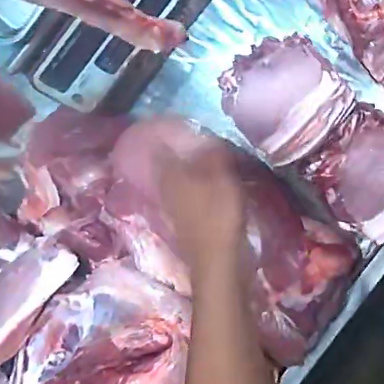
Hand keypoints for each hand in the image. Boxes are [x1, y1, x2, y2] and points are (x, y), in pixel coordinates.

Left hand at [157, 136, 245, 272]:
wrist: (217, 259)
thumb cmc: (220, 215)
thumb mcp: (223, 179)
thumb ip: (214, 157)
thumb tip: (206, 137)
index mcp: (172, 176)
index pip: (160, 150)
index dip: (163, 136)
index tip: (170, 124)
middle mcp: (166, 189)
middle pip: (166, 165)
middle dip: (174, 152)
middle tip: (188, 139)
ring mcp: (173, 207)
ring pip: (175, 180)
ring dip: (183, 169)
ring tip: (199, 159)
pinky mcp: (184, 220)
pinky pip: (185, 193)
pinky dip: (192, 185)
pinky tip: (204, 185)